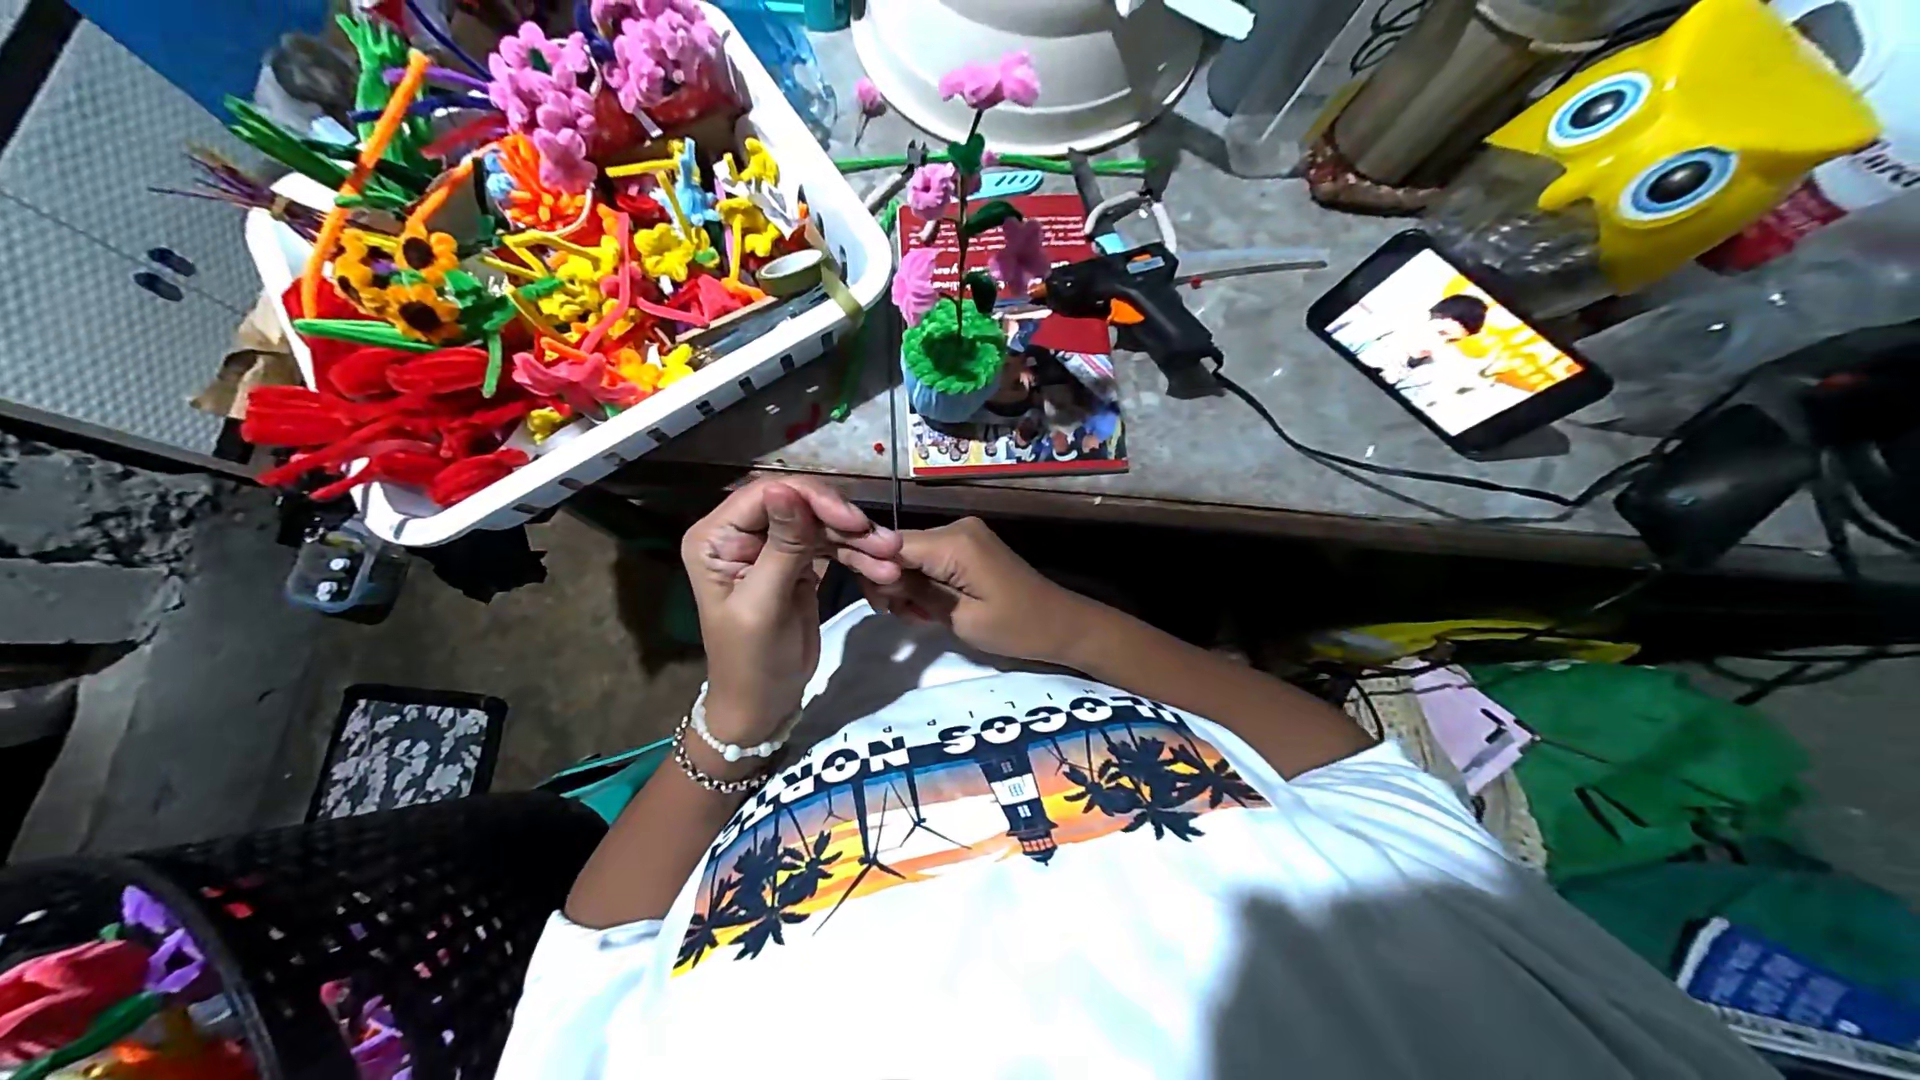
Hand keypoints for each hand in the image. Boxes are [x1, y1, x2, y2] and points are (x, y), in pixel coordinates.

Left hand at [682, 479, 900, 760]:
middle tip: (887, 545)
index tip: (853, 523)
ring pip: (822, 526)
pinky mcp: (798, 562)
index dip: (812, 500)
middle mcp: (742, 532)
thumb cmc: (751, 660)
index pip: (766, 496)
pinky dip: (858, 557)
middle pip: (800, 506)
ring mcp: (772, 545)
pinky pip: (832, 547)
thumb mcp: (764, 604)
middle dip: (844, 524)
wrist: (764, 702)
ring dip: (860, 542)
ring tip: (892, 562)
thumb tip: (786, 488)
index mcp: (716, 537)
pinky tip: (883, 570)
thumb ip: (781, 546)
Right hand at [862, 517, 1092, 663]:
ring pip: (911, 555)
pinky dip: (924, 582)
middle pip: (898, 548)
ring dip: (907, 586)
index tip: (875, 603)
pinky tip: (931, 608)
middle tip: (902, 617)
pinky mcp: (967, 546)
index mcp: (954, 542)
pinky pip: (930, 559)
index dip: (872, 569)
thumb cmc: (1015, 627)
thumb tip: (876, 574)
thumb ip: (916, 591)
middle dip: (890, 582)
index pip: (891, 545)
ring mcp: (963, 535)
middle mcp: (955, 528)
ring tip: (921, 617)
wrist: (1061, 624)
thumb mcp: (960, 617)